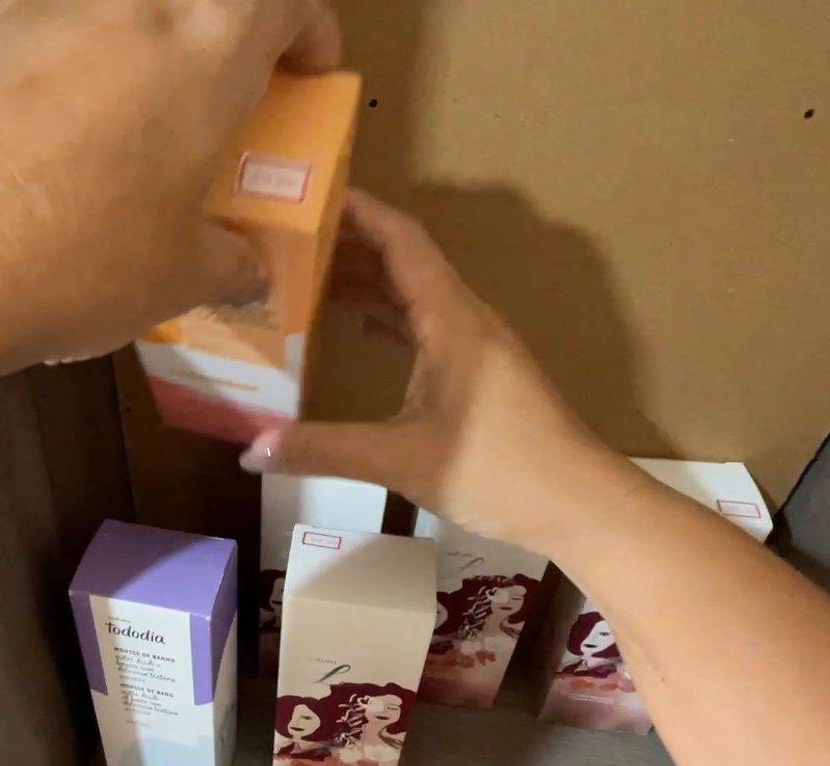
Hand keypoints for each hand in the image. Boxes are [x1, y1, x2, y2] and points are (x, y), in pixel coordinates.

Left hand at [0, 0, 341, 395]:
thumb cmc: (77, 262)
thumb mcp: (176, 280)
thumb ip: (230, 266)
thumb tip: (252, 274)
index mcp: (200, 48)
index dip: (310, 29)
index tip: (311, 73)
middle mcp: (121, 2)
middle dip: (223, 41)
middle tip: (220, 108)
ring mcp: (32, 9)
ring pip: (114, 14)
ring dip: (140, 58)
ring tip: (128, 142)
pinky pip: (42, 40)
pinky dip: (68, 79)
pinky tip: (46, 157)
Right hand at [240, 190, 644, 559]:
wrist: (579, 505)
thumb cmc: (499, 470)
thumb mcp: (401, 460)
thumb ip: (324, 451)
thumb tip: (250, 450)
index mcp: (452, 319)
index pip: (401, 241)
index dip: (357, 213)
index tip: (308, 197)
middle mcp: (465, 321)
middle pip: (403, 263)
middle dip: (348, 248)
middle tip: (288, 246)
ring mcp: (475, 350)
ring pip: (415, 298)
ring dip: (367, 286)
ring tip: (308, 283)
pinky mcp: (478, 378)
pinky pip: (425, 330)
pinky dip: (388, 323)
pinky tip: (359, 332)